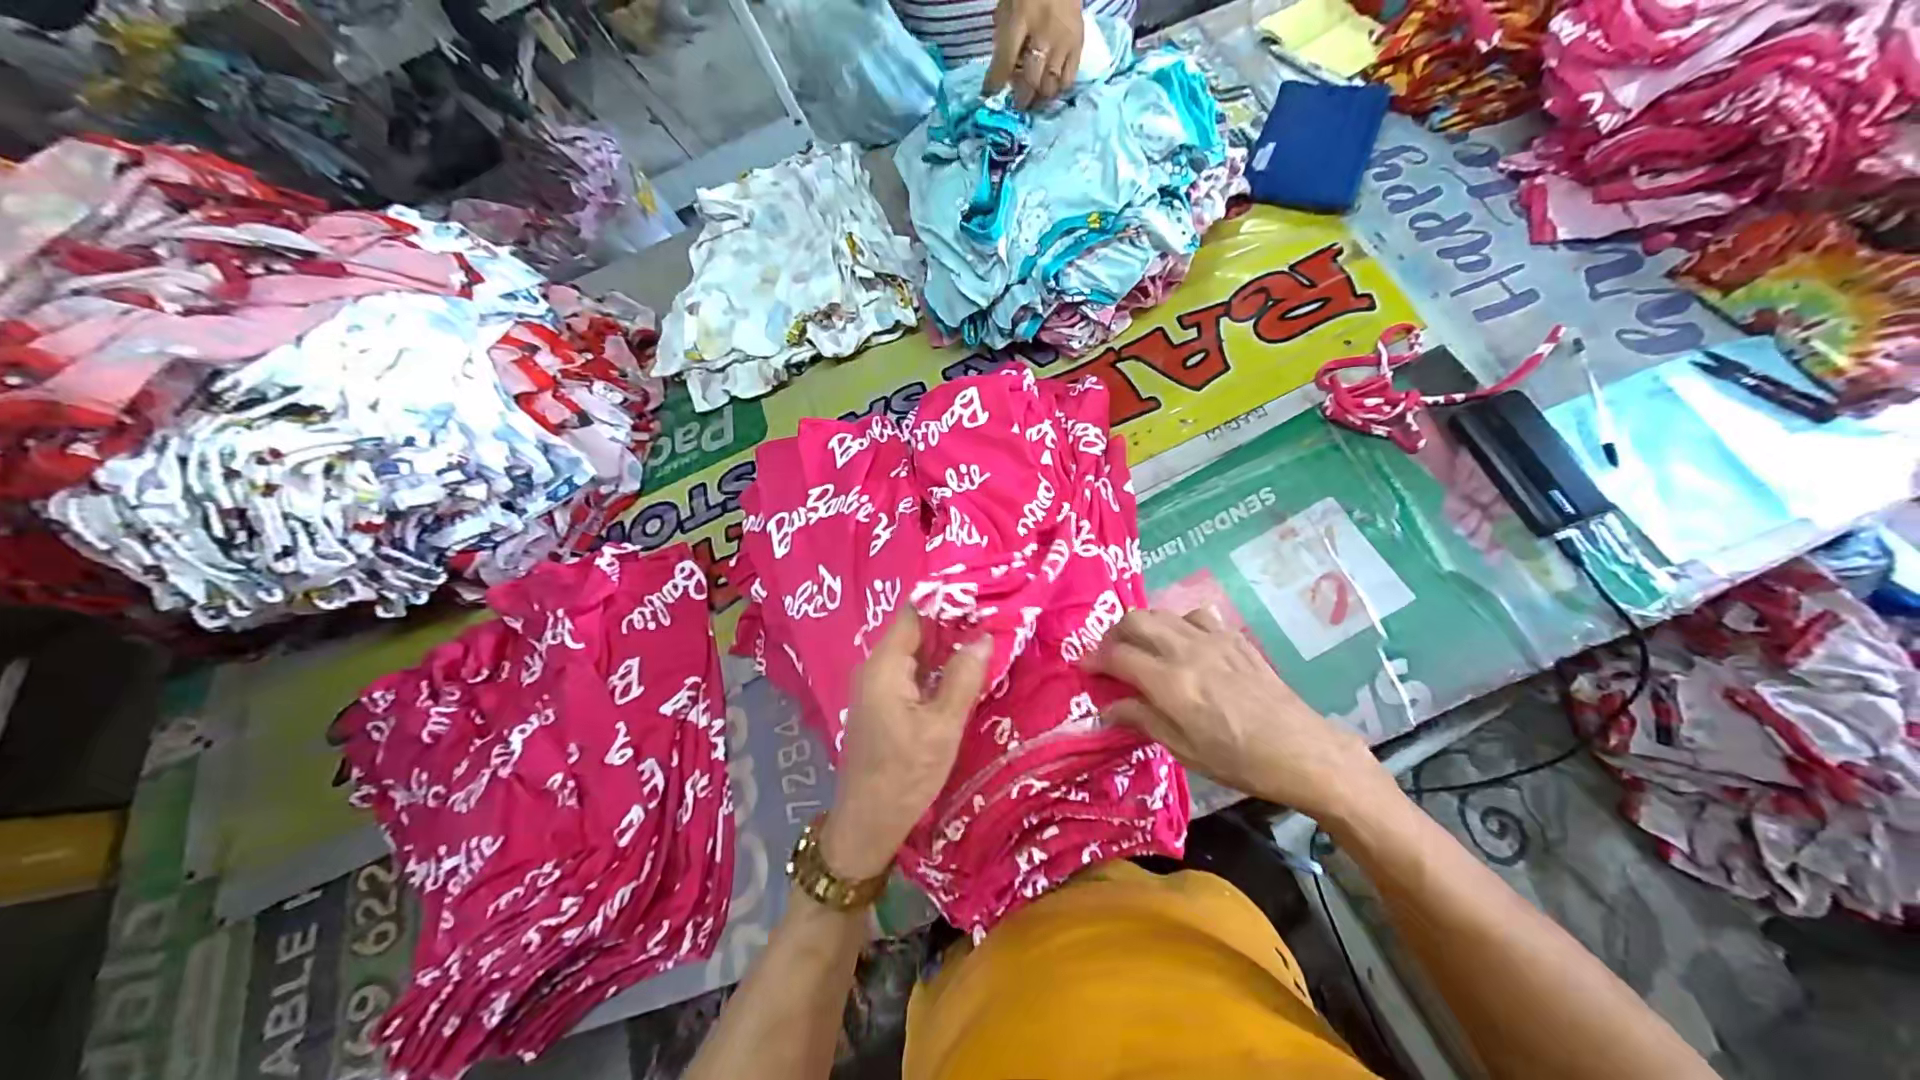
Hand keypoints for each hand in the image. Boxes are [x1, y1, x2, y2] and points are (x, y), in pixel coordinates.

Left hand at [820, 610, 990, 879]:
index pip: (914, 613)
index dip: (947, 601)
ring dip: (947, 645)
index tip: (983, 596)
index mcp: (885, 666)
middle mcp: (875, 668)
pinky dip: (936, 667)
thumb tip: (984, 637)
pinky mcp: (882, 703)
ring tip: (987, 637)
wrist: (867, 823)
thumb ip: (963, 678)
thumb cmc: (904, 775)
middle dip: (953, 622)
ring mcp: (876, 686)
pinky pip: (912, 672)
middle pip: (915, 629)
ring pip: (915, 652)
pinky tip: (964, 670)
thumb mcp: (943, 728)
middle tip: (994, 616)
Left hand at [985, 0, 1084, 108]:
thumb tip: (1003, 74)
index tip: (989, 95)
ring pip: (1050, 85)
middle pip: (1031, 80)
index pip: (1005, 61)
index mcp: (1020, 19)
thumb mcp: (1007, 8)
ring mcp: (1063, 41)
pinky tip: (1050, 85)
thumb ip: (1004, 39)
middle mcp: (1044, 34)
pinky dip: (1057, 88)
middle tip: (1017, 103)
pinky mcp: (1078, 45)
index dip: (995, 83)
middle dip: (1021, 98)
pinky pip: (1068, 79)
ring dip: (1039, 96)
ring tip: (1034, 97)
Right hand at [1086, 607, 1396, 821]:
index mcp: (1170, 683)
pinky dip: (1178, 624)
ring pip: (1163, 613)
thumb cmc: (1238, 760)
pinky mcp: (1235, 639)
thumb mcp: (1184, 750)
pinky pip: (1196, 615)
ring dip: (1143, 626)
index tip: (1084, 668)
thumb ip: (1142, 720)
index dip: (1094, 659)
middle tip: (1109, 656)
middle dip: (1113, 634)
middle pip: (1135, 620)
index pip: (1117, 656)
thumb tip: (1108, 707)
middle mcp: (1187, 651)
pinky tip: (1184, 644)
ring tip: (1141, 648)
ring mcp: (1213, 640)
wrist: (1302, 751)